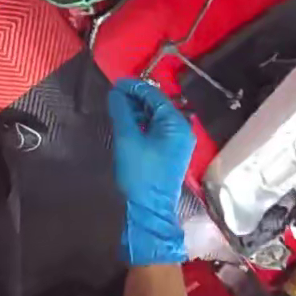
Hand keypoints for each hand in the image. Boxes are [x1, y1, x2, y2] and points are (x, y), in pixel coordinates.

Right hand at [108, 79, 195, 266]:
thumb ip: (122, 112)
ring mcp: (178, 142)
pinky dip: (142, 124)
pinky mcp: (171, 152)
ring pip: (156, 118)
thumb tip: (116, 92)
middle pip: (158, 105)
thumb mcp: (127, 139)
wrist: (149, 211)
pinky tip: (127, 123)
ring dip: (138, 111)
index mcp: (176, 124)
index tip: (115, 84)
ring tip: (117, 107)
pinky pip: (157, 130)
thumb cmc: (140, 174)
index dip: (134, 87)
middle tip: (113, 95)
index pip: (155, 96)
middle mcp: (182, 130)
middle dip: (136, 98)